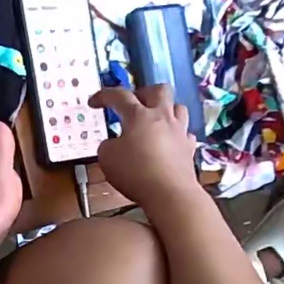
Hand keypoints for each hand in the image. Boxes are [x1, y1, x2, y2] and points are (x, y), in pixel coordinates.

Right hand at [90, 84, 202, 212]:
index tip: (94, 102)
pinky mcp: (189, 148)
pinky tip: (168, 142)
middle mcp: (162, 117)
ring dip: (165, 109)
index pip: (119, 96)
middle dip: (143, 93)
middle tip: (133, 105)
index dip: (104, 95)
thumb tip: (114, 143)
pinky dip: (176, 134)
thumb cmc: (134, 173)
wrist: (169, 193)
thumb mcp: (106, 158)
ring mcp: (179, 131)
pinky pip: (185, 132)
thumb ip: (107, 145)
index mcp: (138, 115)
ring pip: (177, 107)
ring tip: (154, 121)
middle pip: (158, 90)